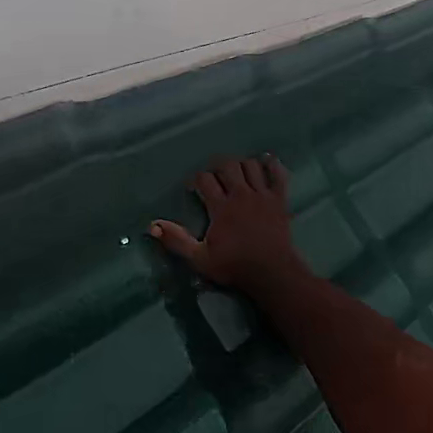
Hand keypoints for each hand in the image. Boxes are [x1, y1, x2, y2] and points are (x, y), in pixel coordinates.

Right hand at [151, 156, 311, 290]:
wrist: (272, 271)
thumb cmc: (234, 266)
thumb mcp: (199, 258)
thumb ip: (176, 240)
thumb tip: (153, 225)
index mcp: (221, 207)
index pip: (205, 179)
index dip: (196, 180)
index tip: (193, 188)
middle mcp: (242, 194)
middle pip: (228, 166)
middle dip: (218, 166)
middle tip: (214, 176)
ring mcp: (263, 195)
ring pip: (251, 166)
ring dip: (241, 164)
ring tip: (236, 172)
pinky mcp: (280, 199)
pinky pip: (278, 174)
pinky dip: (272, 165)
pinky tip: (266, 161)